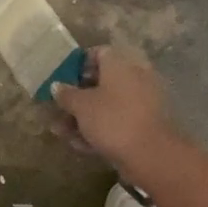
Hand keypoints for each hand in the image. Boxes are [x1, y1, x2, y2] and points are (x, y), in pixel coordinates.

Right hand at [51, 46, 179, 174]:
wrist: (150, 154)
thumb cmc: (112, 120)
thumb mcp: (81, 106)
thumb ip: (66, 94)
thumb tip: (57, 86)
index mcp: (120, 65)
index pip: (99, 53)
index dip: (78, 64)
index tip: (62, 78)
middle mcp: (134, 78)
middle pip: (101, 82)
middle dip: (77, 97)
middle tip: (57, 108)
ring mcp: (141, 103)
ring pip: (107, 105)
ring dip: (83, 117)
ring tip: (60, 132)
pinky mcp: (143, 126)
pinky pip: (116, 122)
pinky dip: (98, 130)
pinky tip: (79, 145)